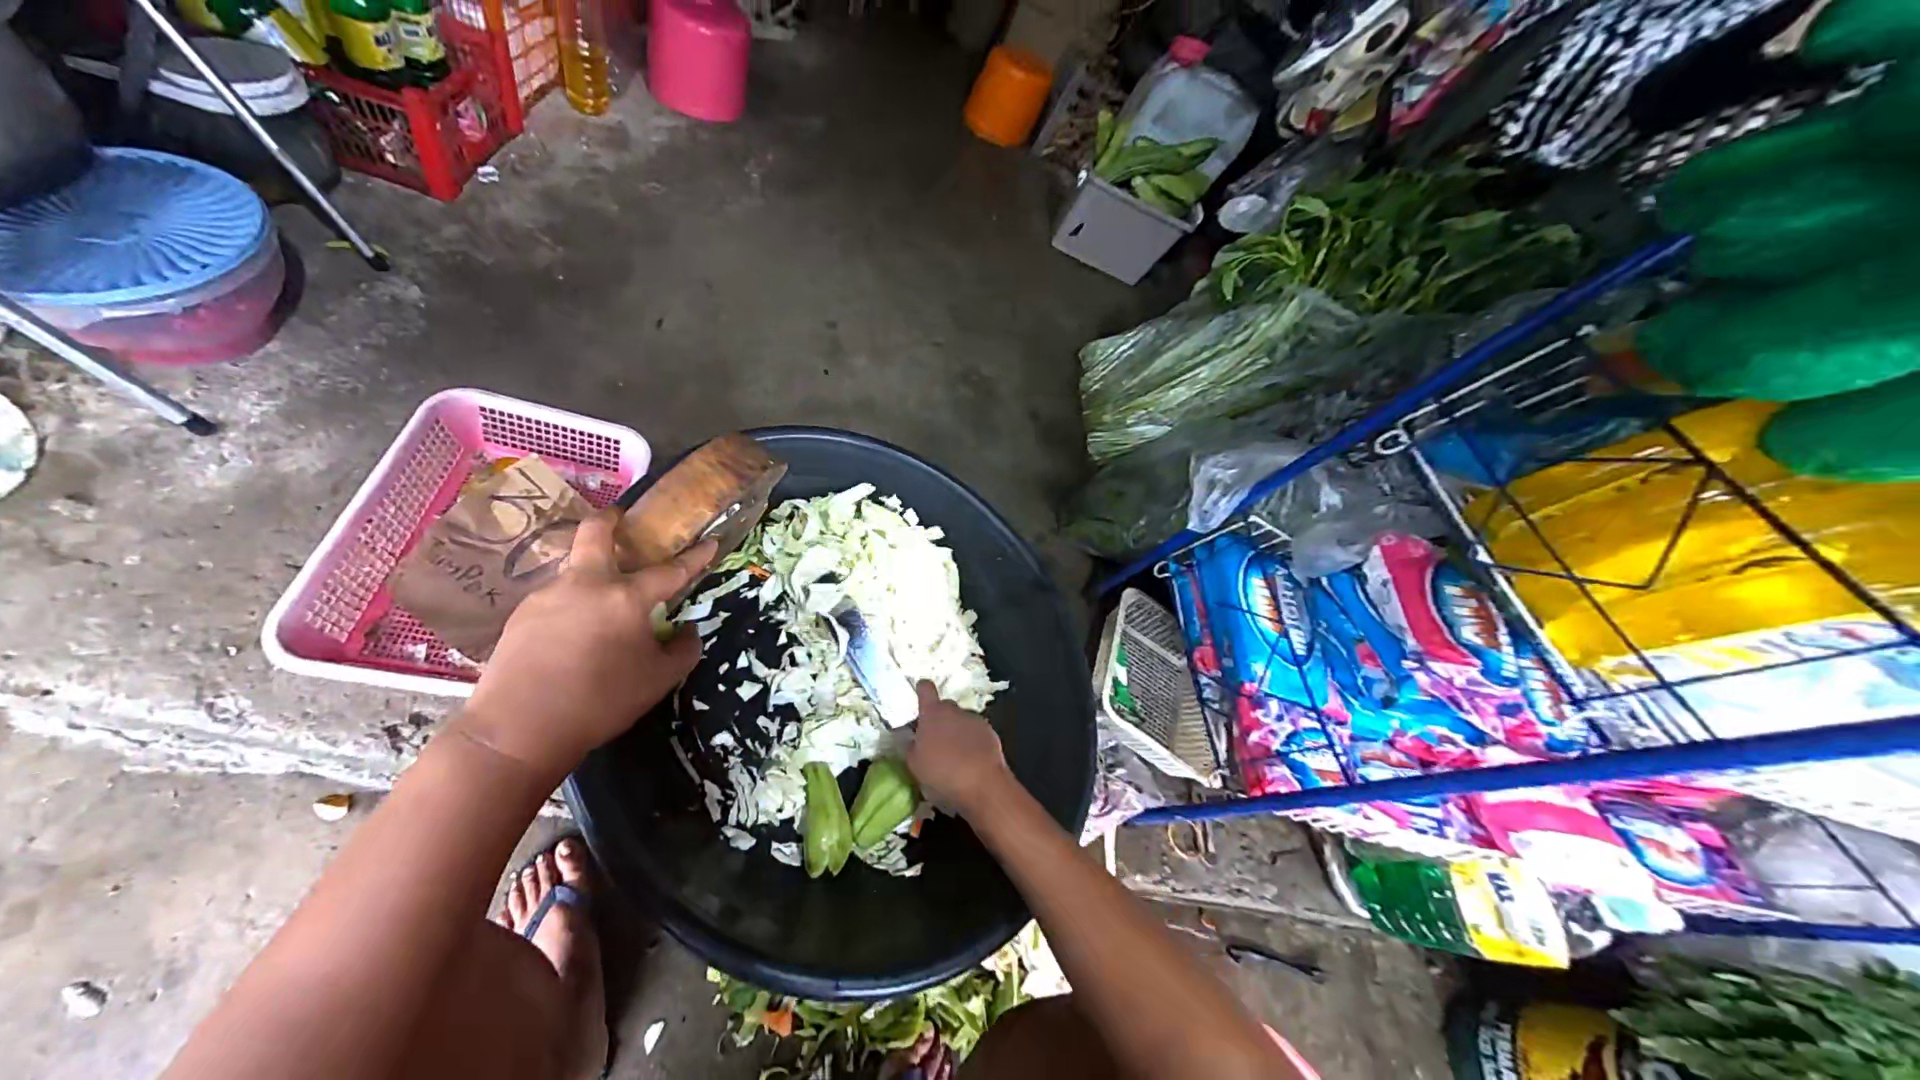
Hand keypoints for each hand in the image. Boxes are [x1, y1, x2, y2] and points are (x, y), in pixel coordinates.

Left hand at [458, 512, 714, 777]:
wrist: (519, 728)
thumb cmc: (601, 701)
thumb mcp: (659, 680)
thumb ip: (682, 649)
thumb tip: (685, 629)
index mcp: (626, 597)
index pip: (670, 570)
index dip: (695, 556)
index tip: (709, 542)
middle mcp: (586, 584)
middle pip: (596, 532)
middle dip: (612, 519)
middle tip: (622, 519)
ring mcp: (547, 595)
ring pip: (574, 568)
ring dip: (592, 571)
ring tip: (602, 603)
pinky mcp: (520, 615)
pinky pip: (556, 597)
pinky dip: (572, 604)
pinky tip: (573, 633)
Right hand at [906, 681, 1013, 817]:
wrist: (982, 784)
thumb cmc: (941, 772)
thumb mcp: (914, 764)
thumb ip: (910, 746)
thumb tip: (910, 739)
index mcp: (932, 713)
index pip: (925, 689)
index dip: (922, 689)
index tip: (920, 694)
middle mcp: (954, 710)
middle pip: (945, 706)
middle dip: (939, 718)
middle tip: (934, 738)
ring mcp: (974, 719)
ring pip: (961, 719)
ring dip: (956, 729)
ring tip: (954, 752)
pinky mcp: (990, 732)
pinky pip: (976, 731)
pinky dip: (972, 739)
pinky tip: (970, 758)